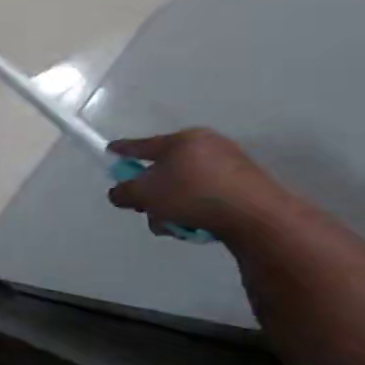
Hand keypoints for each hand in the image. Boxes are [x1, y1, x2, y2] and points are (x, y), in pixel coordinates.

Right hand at [108, 128, 296, 240]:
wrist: (253, 214)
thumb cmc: (191, 195)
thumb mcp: (142, 195)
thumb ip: (122, 192)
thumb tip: (122, 192)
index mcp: (181, 140)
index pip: (141, 145)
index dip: (121, 150)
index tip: (110, 151)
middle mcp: (206, 145)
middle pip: (163, 168)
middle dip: (151, 191)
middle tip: (147, 207)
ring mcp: (229, 163)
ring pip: (181, 185)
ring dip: (170, 205)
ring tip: (173, 223)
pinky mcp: (243, 182)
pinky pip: (203, 193)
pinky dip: (193, 208)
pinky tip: (194, 223)